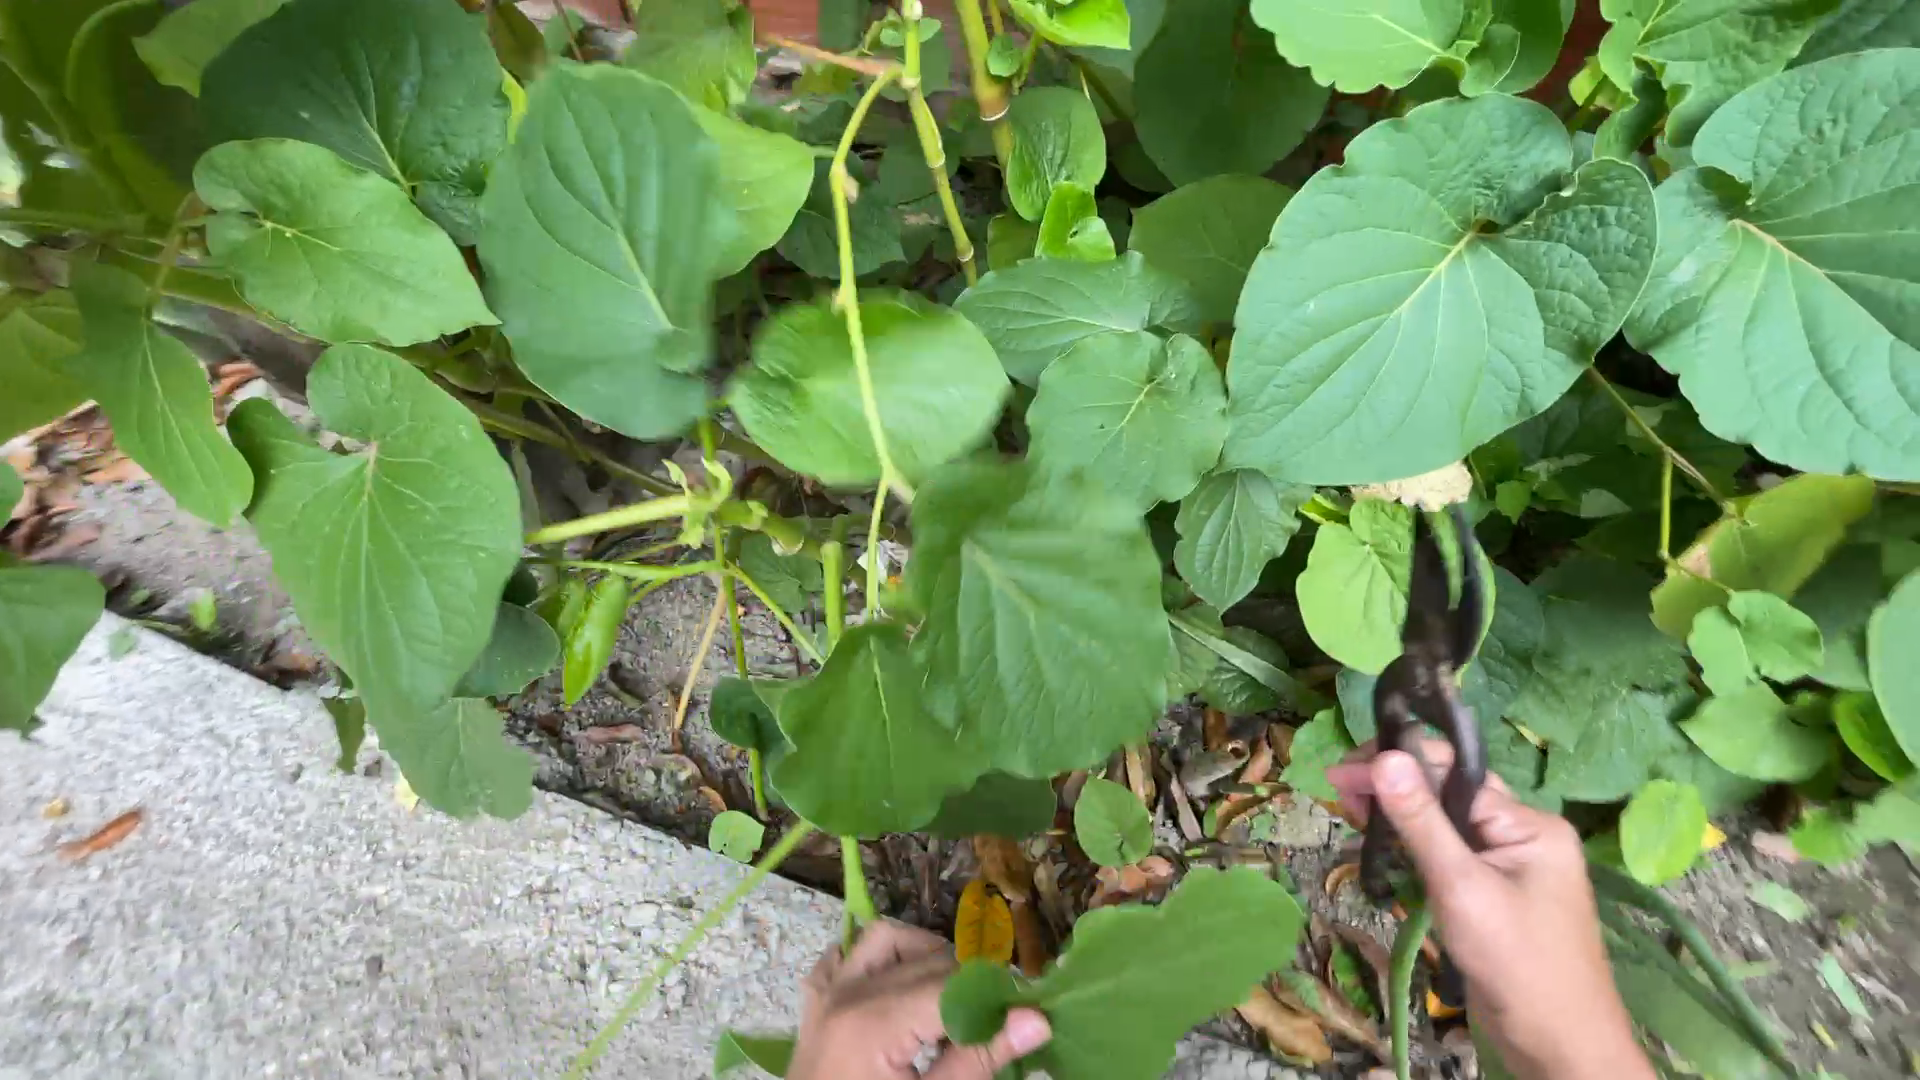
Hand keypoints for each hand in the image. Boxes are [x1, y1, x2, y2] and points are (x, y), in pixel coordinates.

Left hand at [787, 922, 1050, 1079]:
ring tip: (949, 996)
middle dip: (967, 981)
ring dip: (923, 955)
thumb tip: (1036, 1019)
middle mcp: (848, 994)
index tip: (1024, 1009)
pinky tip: (897, 985)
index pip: (950, 986)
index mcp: (874, 1024)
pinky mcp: (814, 1006)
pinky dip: (874, 959)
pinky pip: (844, 957)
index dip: (993, 994)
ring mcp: (826, 995)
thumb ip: (979, 1059)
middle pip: (925, 961)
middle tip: (995, 1014)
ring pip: (885, 939)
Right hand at [1327, 741, 1654, 1079]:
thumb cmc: (1515, 963)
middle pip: (1444, 790)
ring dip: (1394, 813)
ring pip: (1439, 819)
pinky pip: (1443, 848)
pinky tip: (1379, 842)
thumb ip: (1420, 819)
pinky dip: (1408, 841)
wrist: (1559, 1050)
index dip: (1393, 765)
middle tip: (1338, 792)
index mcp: (1528, 823)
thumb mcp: (1459, 885)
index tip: (1341, 773)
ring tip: (1350, 813)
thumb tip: (1384, 757)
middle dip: (1389, 786)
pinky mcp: (1489, 886)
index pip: (1450, 772)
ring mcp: (1506, 860)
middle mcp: (1520, 832)